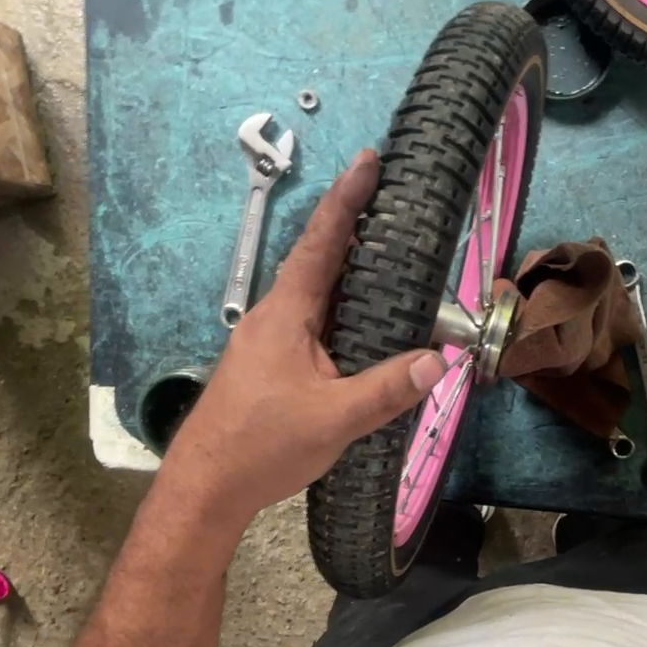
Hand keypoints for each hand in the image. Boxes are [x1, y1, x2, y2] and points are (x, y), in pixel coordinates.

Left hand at [156, 150, 447, 536]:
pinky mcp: (271, 365)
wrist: (208, 485)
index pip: (319, 244)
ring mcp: (269, 341)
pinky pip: (314, 324)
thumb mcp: (335, 419)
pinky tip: (365, 330)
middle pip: (318, 261)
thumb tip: (439, 360)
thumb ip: (387, 389)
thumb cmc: (263, 445)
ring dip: (350, 275)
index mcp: (286, 315)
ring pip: (316, 295)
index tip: (369, 161)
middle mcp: (274, 317)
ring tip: (391, 266)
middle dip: (355, 231)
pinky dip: (343, 312)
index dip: (346, 200)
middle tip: (396, 212)